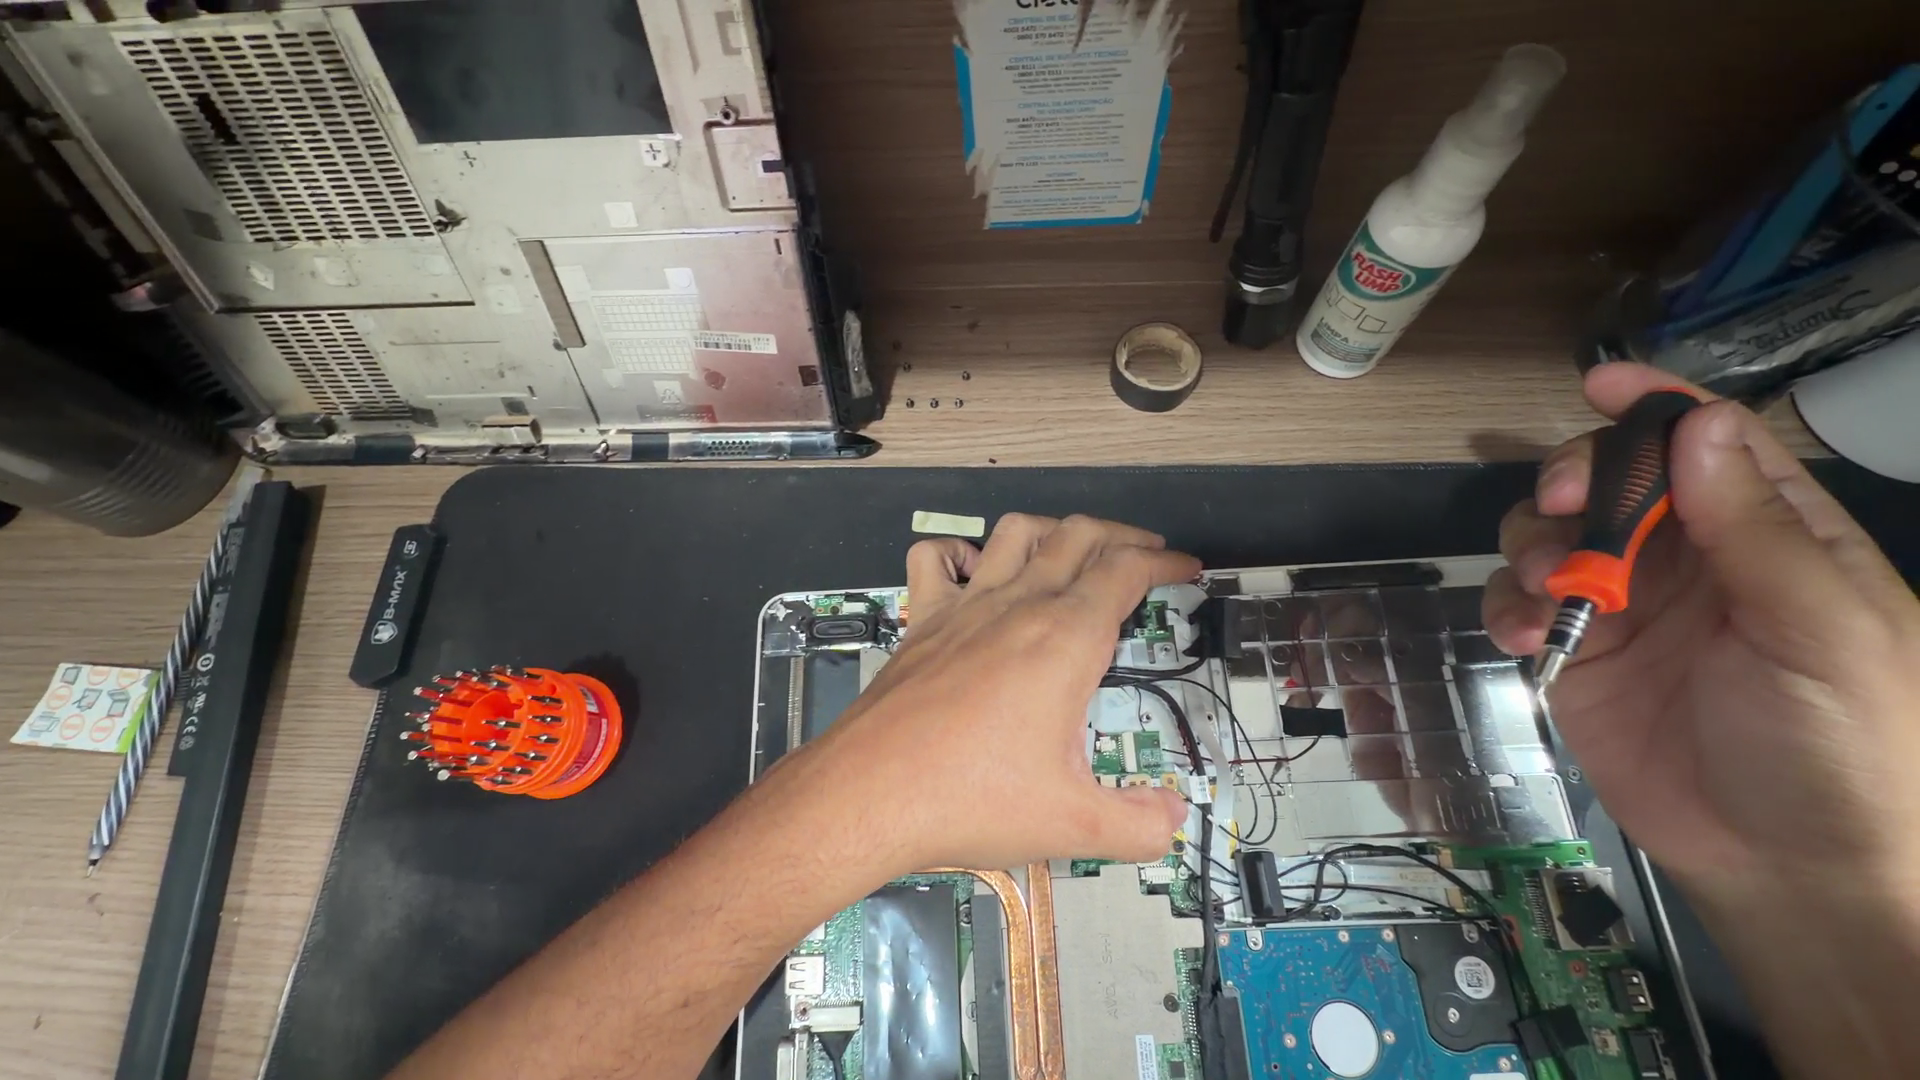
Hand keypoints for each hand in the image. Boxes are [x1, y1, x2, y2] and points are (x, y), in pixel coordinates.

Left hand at [800, 514, 1195, 872]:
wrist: (870, 794)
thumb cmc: (972, 800)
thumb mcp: (1073, 826)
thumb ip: (1139, 824)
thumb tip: (1173, 819)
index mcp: (1065, 639)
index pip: (1126, 571)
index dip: (1164, 561)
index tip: (1186, 567)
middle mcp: (1018, 606)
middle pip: (1080, 536)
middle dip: (1124, 535)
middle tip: (1147, 553)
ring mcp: (965, 606)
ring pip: (1016, 532)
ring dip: (1054, 529)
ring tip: (1075, 551)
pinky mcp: (923, 620)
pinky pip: (935, 559)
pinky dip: (959, 552)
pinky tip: (976, 572)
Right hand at [1484, 363, 1919, 903]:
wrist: (1785, 863)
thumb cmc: (1841, 746)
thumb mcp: (1823, 631)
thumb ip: (1756, 531)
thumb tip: (1701, 426)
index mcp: (1767, 540)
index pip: (1709, 448)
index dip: (1657, 408)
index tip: (1600, 385)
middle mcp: (1684, 561)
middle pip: (1606, 483)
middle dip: (1570, 480)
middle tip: (1559, 508)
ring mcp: (1619, 606)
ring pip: (1546, 537)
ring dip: (1531, 550)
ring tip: (1547, 593)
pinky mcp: (1569, 650)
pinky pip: (1515, 605)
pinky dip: (1505, 609)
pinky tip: (1521, 637)